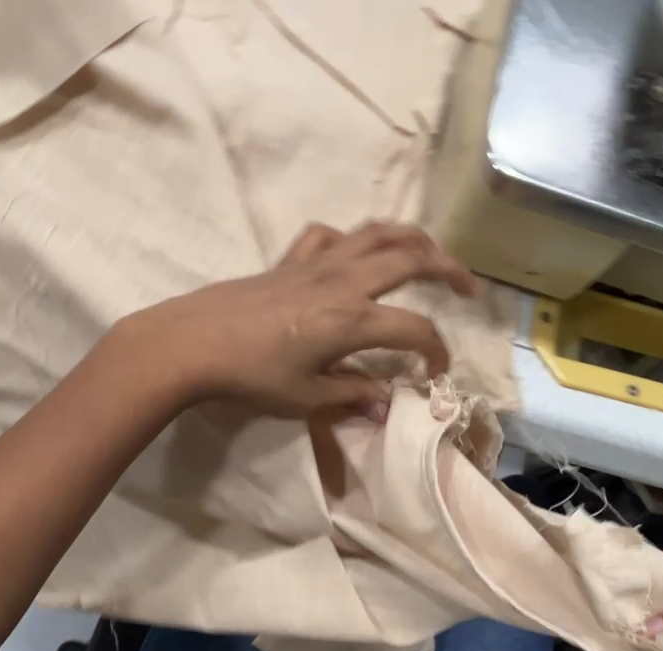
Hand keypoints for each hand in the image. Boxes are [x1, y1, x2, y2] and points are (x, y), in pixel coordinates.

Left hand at [105, 222, 480, 416]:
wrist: (193, 342)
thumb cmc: (251, 376)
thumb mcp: (307, 398)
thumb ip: (353, 396)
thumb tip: (386, 405)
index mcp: (353, 320)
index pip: (415, 329)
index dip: (437, 351)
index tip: (437, 372)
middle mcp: (344, 282)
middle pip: (412, 258)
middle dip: (450, 269)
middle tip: (469, 288)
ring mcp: (317, 263)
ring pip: (377, 233)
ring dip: (412, 238)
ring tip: (431, 254)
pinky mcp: (291, 259)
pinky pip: (332, 236)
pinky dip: (353, 239)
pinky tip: (355, 254)